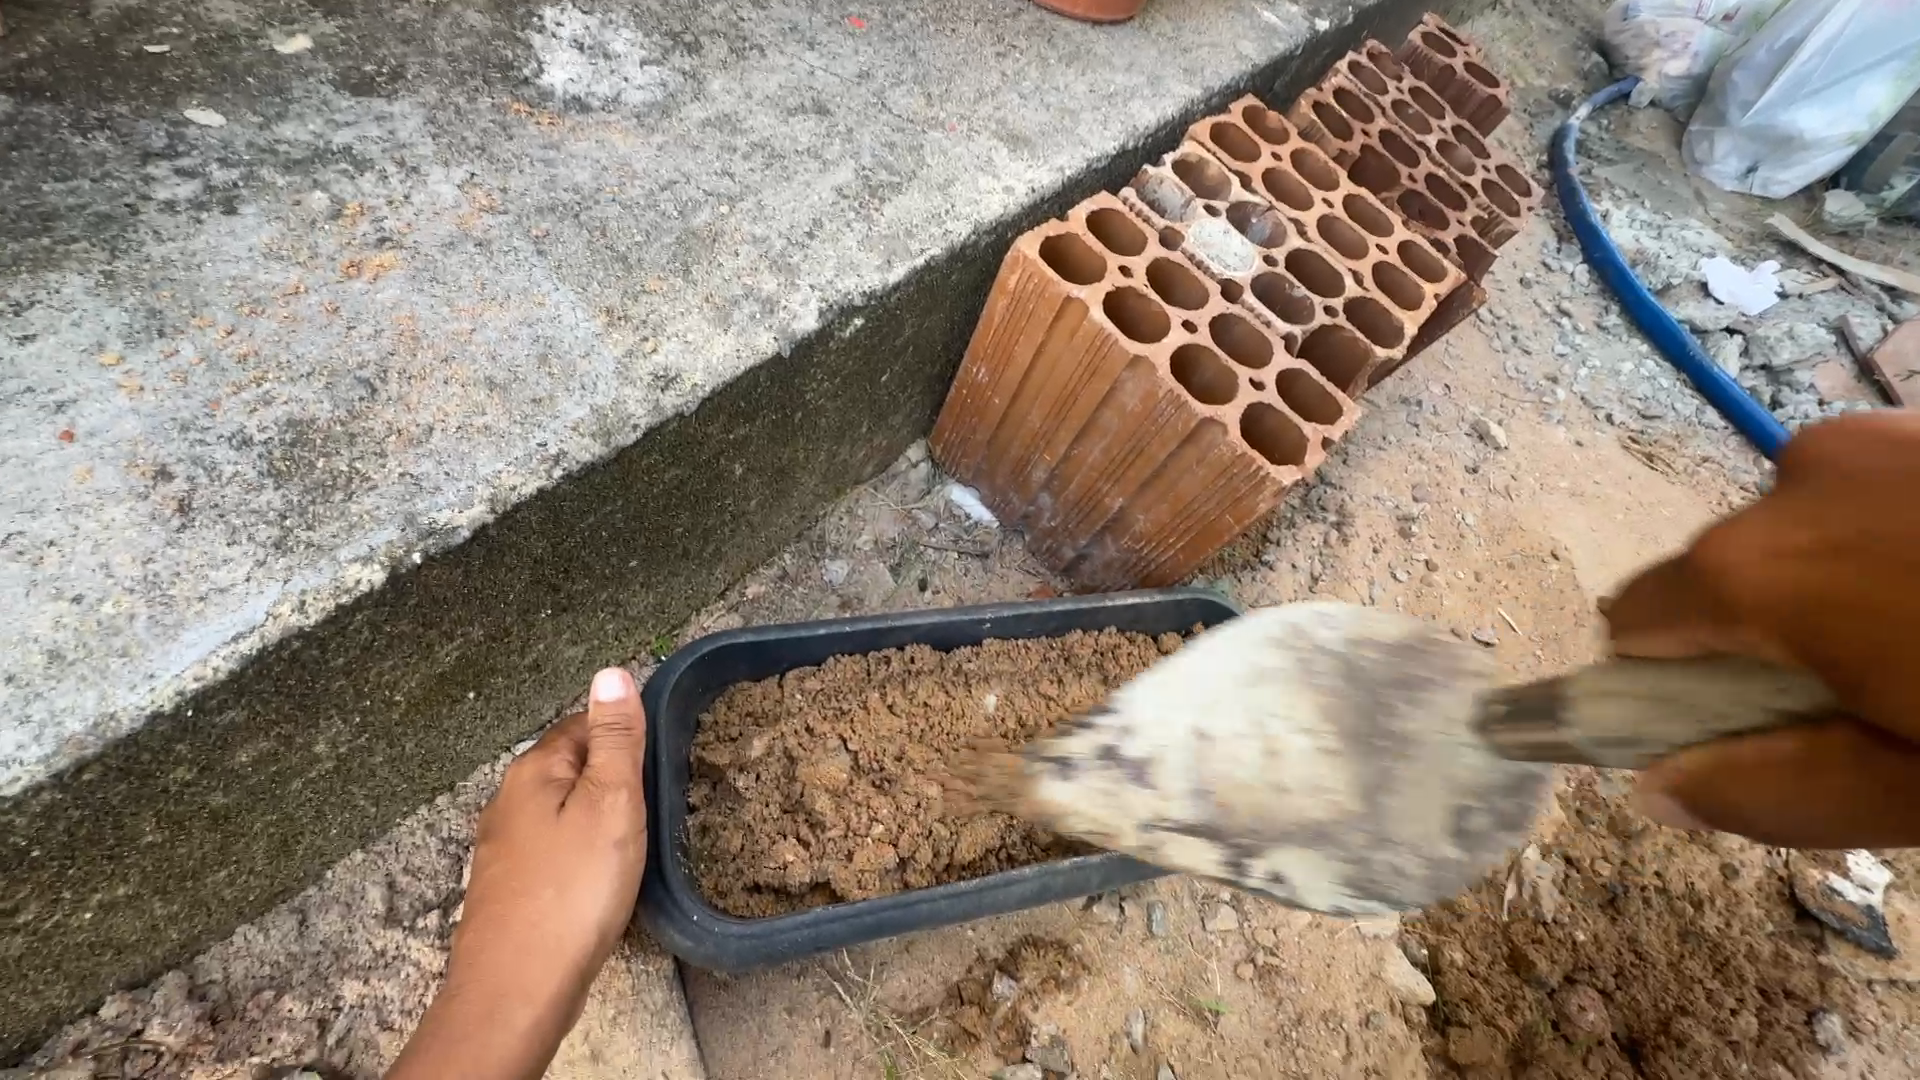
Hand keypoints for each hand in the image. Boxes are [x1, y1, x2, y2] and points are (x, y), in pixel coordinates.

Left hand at [388, 668, 648, 1079]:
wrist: (517, 990)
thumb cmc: (576, 887)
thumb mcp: (612, 800)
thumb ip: (616, 737)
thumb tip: (612, 671)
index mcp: (535, 769)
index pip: (586, 722)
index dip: (627, 731)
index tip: (662, 756)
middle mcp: (510, 798)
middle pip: (573, 763)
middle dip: (614, 770)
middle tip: (658, 795)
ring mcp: (505, 844)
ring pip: (564, 805)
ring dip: (600, 809)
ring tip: (639, 830)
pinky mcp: (511, 884)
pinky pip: (556, 842)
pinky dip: (584, 843)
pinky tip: (604, 868)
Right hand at [1605, 411, 1919, 847]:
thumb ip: (1774, 794)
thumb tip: (1659, 791)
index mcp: (1756, 569)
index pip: (1633, 623)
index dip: (1672, 679)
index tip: (1758, 719)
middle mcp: (1795, 479)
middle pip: (1726, 575)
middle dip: (1780, 632)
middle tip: (1900, 689)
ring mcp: (1892, 434)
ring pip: (1812, 531)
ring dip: (1858, 583)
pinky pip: (1890, 494)